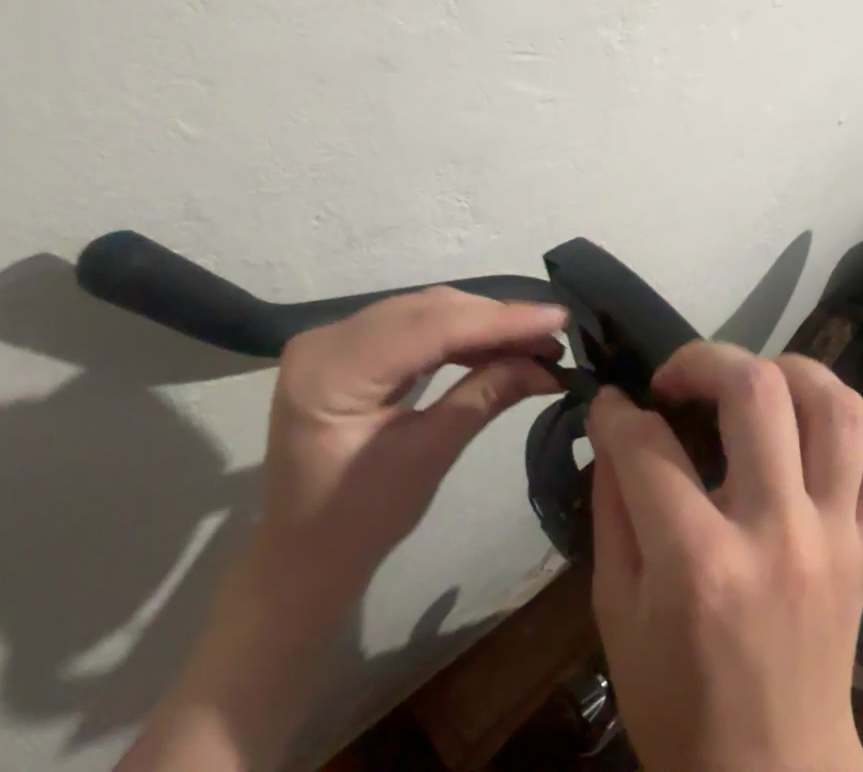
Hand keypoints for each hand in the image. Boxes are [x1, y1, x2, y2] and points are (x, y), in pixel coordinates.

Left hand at [258, 286, 568, 592]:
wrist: (304, 552)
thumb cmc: (362, 518)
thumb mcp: (429, 455)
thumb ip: (485, 396)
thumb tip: (549, 366)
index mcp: (331, 371)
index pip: (429, 327)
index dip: (499, 320)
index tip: (557, 319)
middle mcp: (324, 340)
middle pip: (426, 310)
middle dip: (495, 319)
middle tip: (554, 335)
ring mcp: (330, 341)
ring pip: (422, 311)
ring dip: (480, 323)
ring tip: (535, 341)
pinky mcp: (344, 349)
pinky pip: (409, 326)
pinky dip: (456, 333)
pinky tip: (494, 344)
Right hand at [586, 343, 862, 771]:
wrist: (772, 770)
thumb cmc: (677, 701)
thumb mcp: (615, 612)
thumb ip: (612, 508)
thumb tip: (616, 427)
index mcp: (699, 561)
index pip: (650, 446)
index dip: (617, 413)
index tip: (611, 408)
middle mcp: (779, 532)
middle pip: (756, 392)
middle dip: (702, 359)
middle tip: (675, 379)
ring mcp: (838, 535)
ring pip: (836, 406)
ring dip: (787, 370)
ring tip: (750, 383)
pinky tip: (821, 422)